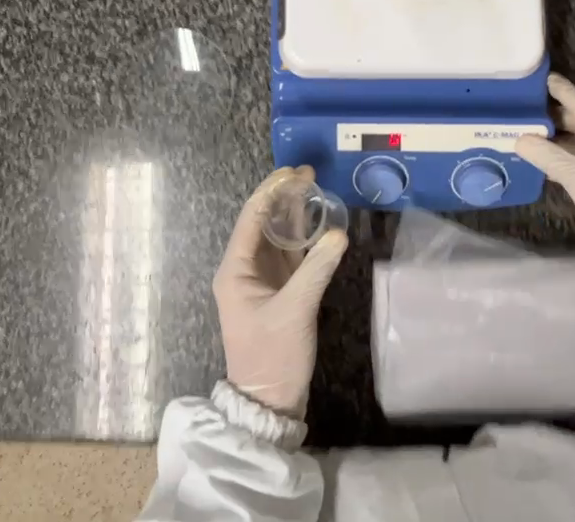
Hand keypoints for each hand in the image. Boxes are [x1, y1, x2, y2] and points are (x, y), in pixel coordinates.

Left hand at [214, 166, 349, 418]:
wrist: (269, 404)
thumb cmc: (272, 356)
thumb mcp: (295, 311)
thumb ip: (317, 270)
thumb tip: (339, 234)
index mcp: (235, 269)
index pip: (251, 217)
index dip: (270, 191)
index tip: (293, 171)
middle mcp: (244, 268)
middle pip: (263, 222)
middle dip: (283, 196)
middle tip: (309, 174)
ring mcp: (261, 280)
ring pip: (276, 236)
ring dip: (293, 213)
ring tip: (315, 188)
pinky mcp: (279, 291)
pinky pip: (289, 255)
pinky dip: (303, 237)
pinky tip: (320, 223)